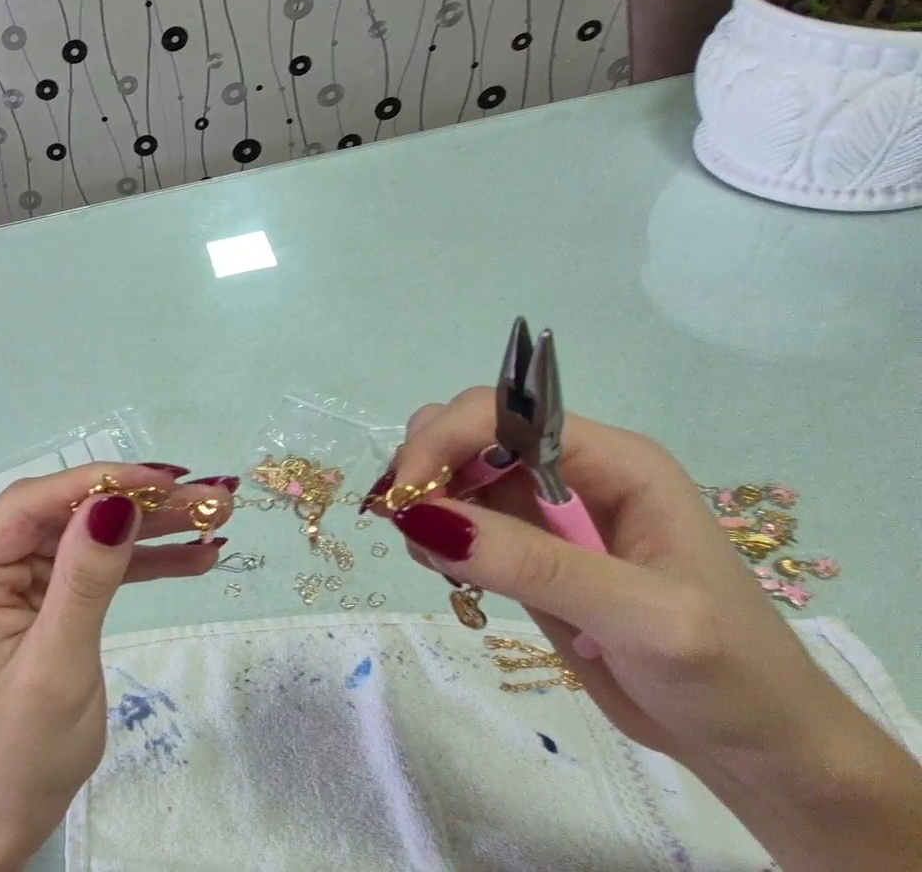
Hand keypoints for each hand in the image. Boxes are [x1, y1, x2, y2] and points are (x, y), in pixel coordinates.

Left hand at [0, 464, 234, 871]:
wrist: (18, 802)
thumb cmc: (26, 745)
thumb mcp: (58, 665)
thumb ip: (85, 581)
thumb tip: (115, 503)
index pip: (28, 506)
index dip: (94, 483)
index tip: (160, 478)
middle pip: (65, 514)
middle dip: (137, 503)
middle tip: (208, 494)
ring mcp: (18, 579)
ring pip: (88, 534)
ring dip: (152, 528)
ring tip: (217, 514)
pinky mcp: (46, 595)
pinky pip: (98, 566)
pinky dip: (146, 562)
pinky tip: (198, 555)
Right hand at [384, 387, 921, 871]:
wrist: (758, 747)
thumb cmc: (726, 674)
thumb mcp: (640, 616)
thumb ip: (532, 563)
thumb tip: (418, 516)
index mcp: (617, 463)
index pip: (504, 414)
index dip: (443, 439)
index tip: (403, 497)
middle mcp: (575, 473)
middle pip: (468, 431)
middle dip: (425, 467)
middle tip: (403, 525)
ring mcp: (548, 513)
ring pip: (455, 473)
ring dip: (424, 503)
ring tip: (431, 560)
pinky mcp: (528, 552)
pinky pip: (459, 520)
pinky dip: (433, 535)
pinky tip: (446, 572)